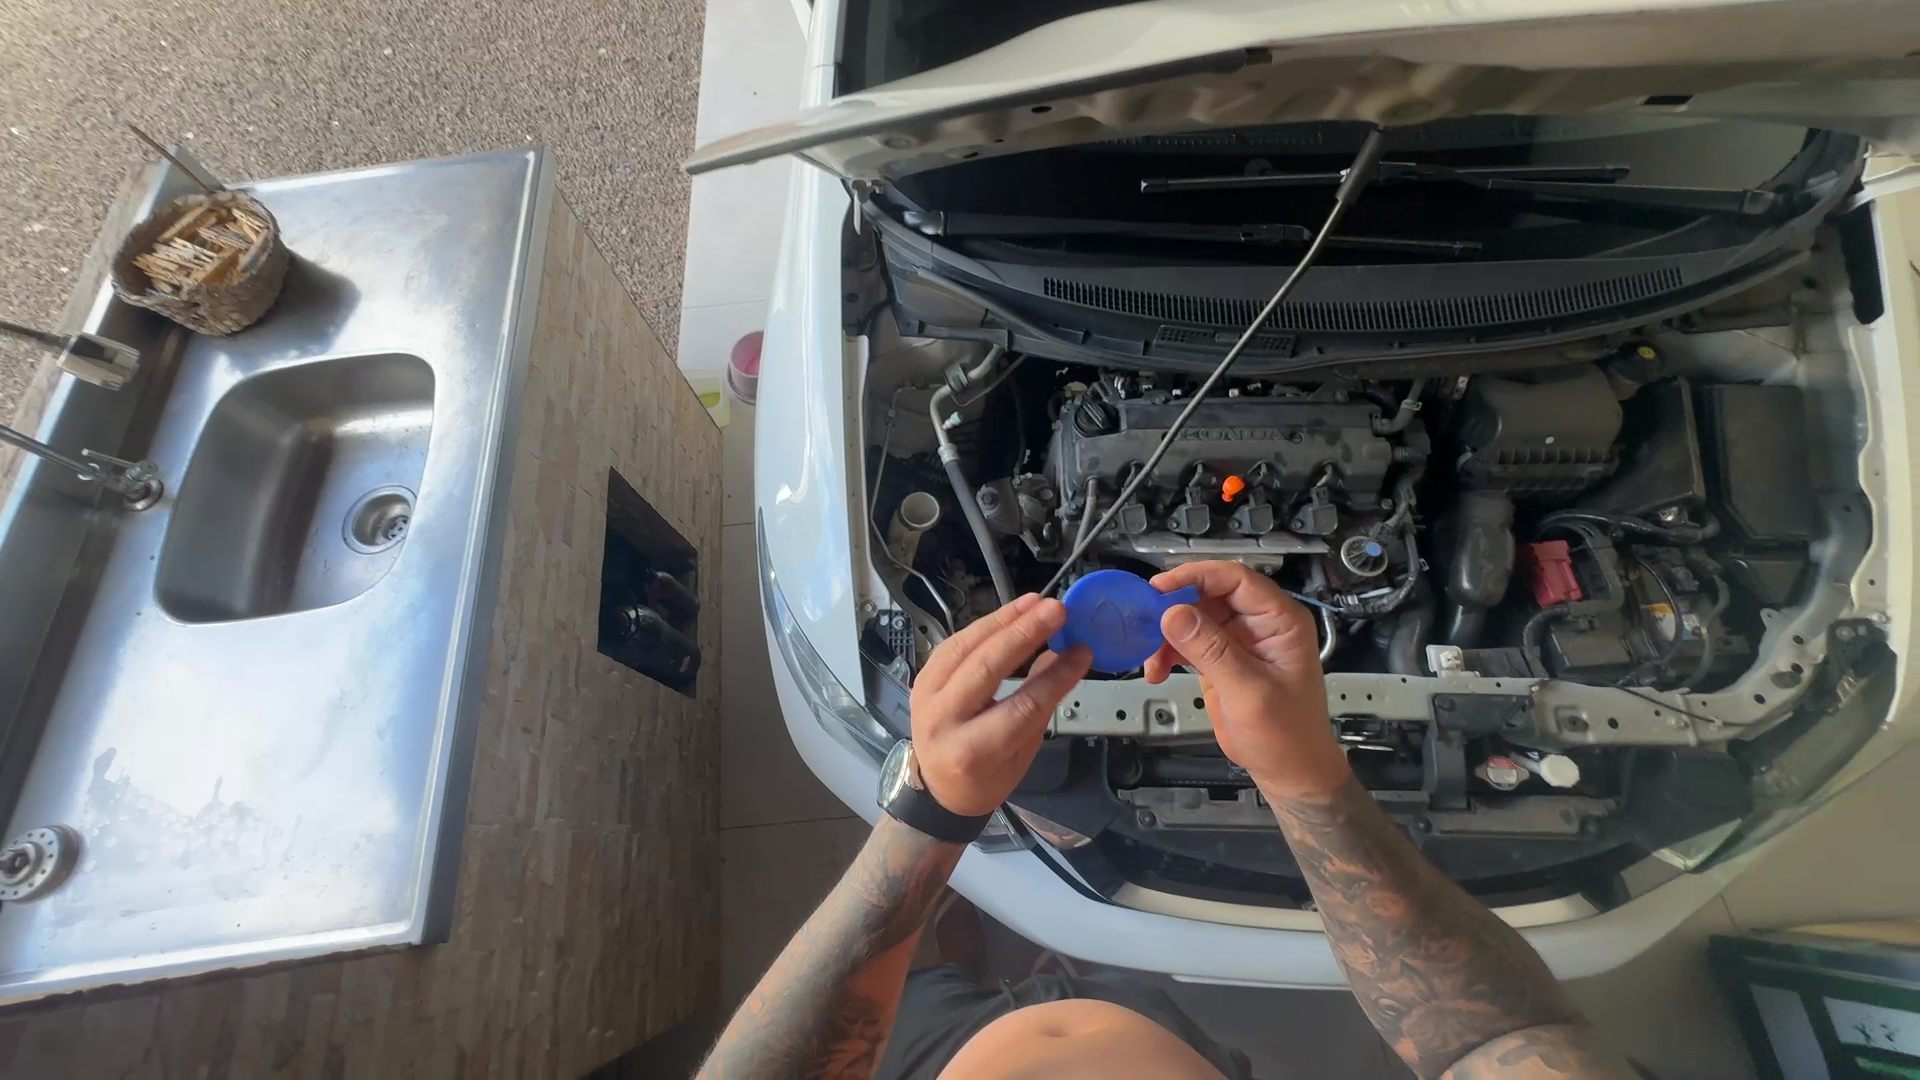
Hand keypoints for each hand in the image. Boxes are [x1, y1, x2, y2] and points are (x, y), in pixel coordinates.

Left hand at [910, 594, 1092, 816]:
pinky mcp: (922, 678)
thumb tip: (1068, 655)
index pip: (1022, 706)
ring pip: (965, 647)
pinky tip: (1009, 613)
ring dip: (1003, 620)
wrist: (938, 789)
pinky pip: (954, 644)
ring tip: (1035, 603)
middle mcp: (943, 721)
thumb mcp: (1022, 753)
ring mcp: (926, 696)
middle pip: (986, 668)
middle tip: (1056, 610)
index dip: (1055, 676)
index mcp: (973, 752)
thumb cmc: (987, 777)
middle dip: (1024, 634)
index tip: (1081, 651)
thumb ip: (1042, 705)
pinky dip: (983, 625)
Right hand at [1142, 562, 1348, 797]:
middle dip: (1173, 608)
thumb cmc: (1286, 735)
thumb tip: (1172, 614)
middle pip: (1207, 593)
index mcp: (1278, 619)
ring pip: (1191, 617)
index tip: (1158, 589)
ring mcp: (1236, 639)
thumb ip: (1211, 651)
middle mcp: (1257, 622)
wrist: (1290, 772)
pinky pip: (1186, 642)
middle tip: (1144, 623)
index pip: (1234, 579)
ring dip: (1166, 635)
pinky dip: (1166, 653)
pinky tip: (1156, 672)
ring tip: (1152, 660)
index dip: (1195, 577)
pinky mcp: (1218, 658)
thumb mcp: (1249, 692)